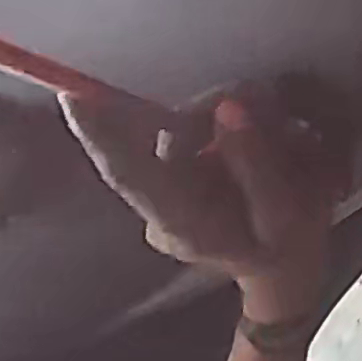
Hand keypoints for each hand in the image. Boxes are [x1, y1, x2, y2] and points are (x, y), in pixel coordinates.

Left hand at [61, 92, 348, 323]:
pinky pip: (192, 132)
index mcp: (179, 222)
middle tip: (264, 93)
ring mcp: (168, 191)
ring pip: (183, 127)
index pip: (129, 173)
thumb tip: (230, 105)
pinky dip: (221, 118)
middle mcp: (159, 207)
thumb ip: (256, 163)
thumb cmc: (287, 245)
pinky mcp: (180, 175)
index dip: (100, 134)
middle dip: (211, 104)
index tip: (74, 93)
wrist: (286, 267)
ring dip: (224, 109)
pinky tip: (256, 118)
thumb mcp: (286, 213)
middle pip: (170, 135)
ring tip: (276, 114)